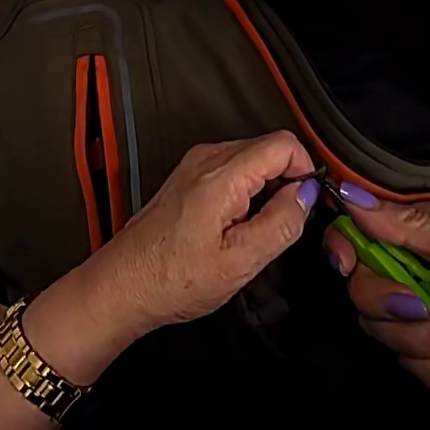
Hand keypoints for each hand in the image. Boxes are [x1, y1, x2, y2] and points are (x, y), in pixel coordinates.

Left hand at [37, 132, 318, 375]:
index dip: (305, 170)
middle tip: (280, 224)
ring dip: (266, 188)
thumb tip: (308, 193)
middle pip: (270, 148)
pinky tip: (235, 225)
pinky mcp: (189, 175)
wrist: (121, 286)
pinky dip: (247, 190)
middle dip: (287, 181)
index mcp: (221, 174)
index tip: (305, 202)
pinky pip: (234, 168)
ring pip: (253, 158)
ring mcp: (195, 164)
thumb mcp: (241, 261)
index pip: (284, 144)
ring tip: (253, 230)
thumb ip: (283, 222)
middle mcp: (207, 158)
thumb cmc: (172, 279)